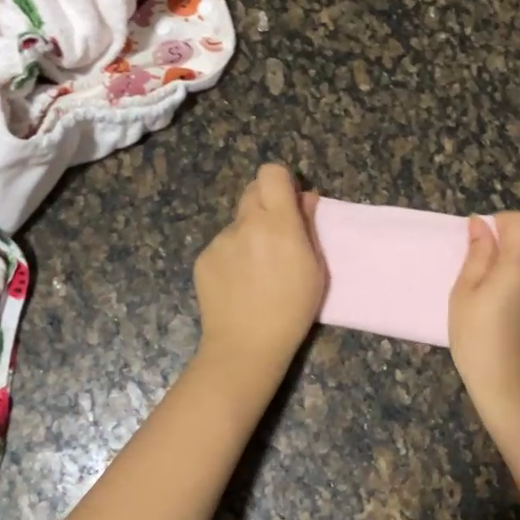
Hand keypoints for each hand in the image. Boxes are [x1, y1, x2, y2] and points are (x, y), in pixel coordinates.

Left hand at [192, 164, 325, 375]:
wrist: (246, 346)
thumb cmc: (293, 309)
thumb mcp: (316, 268)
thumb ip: (309, 226)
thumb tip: (306, 197)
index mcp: (278, 223)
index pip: (271, 173)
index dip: (282, 183)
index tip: (290, 203)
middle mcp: (246, 224)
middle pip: (252, 190)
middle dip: (266, 204)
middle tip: (277, 235)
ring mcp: (220, 241)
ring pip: (238, 222)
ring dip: (249, 234)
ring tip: (257, 271)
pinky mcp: (203, 258)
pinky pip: (222, 245)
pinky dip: (232, 256)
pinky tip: (238, 284)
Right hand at [448, 212, 519, 422]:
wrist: (512, 390)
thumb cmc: (479, 339)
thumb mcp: (465, 293)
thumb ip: (477, 254)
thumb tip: (480, 224)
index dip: (497, 223)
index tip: (476, 243)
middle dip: (501, 245)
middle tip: (473, 272)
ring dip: (508, 267)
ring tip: (483, 295)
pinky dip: (517, 285)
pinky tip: (499, 313)